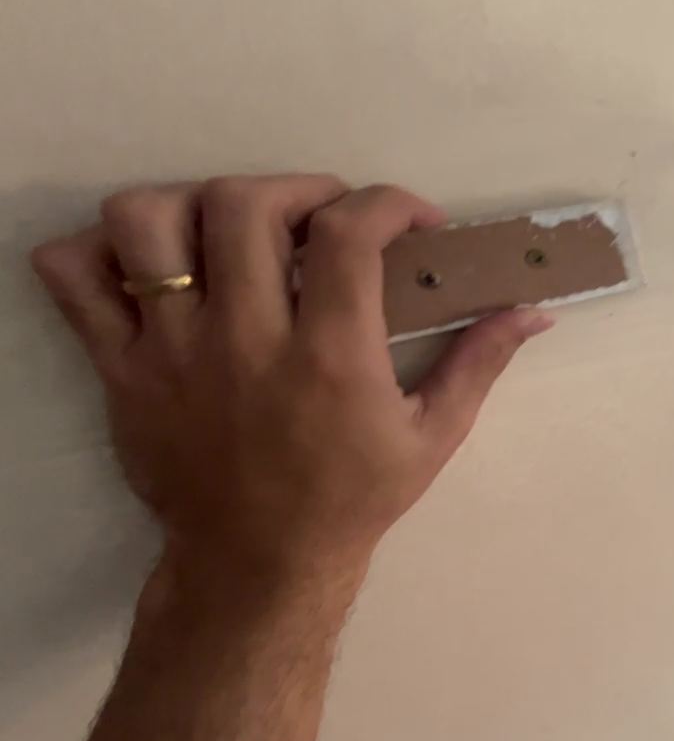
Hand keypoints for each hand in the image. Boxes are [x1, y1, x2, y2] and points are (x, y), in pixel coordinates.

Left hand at [30, 176, 551, 578]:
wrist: (263, 552)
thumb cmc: (362, 492)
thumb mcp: (438, 432)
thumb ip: (481, 363)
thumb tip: (533, 313)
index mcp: (334, 357)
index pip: (348, 239)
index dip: (386, 204)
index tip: (415, 216)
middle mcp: (246, 338)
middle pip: (244, 207)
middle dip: (300, 188)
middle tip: (333, 213)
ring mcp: (168, 347)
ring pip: (148, 221)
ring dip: (202, 200)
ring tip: (245, 227)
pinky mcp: (116, 363)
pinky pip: (71, 272)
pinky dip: (107, 244)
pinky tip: (162, 259)